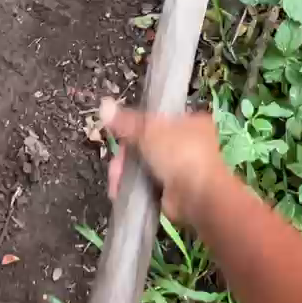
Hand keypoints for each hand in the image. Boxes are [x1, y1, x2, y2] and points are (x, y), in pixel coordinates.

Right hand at [99, 98, 233, 226]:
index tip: (120, 133)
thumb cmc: (179, 154)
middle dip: (126, 155)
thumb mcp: (149, 130)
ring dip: (126, 172)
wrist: (197, 196)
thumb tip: (104, 105)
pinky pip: (147, 183)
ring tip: (116, 182)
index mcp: (191, 122)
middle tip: (117, 164)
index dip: (136, 125)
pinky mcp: (173, 190)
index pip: (158, 118)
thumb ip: (126, 121)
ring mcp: (181, 168)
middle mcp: (188, 143)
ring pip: (144, 165)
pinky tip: (120, 191)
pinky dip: (133, 187)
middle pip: (147, 143)